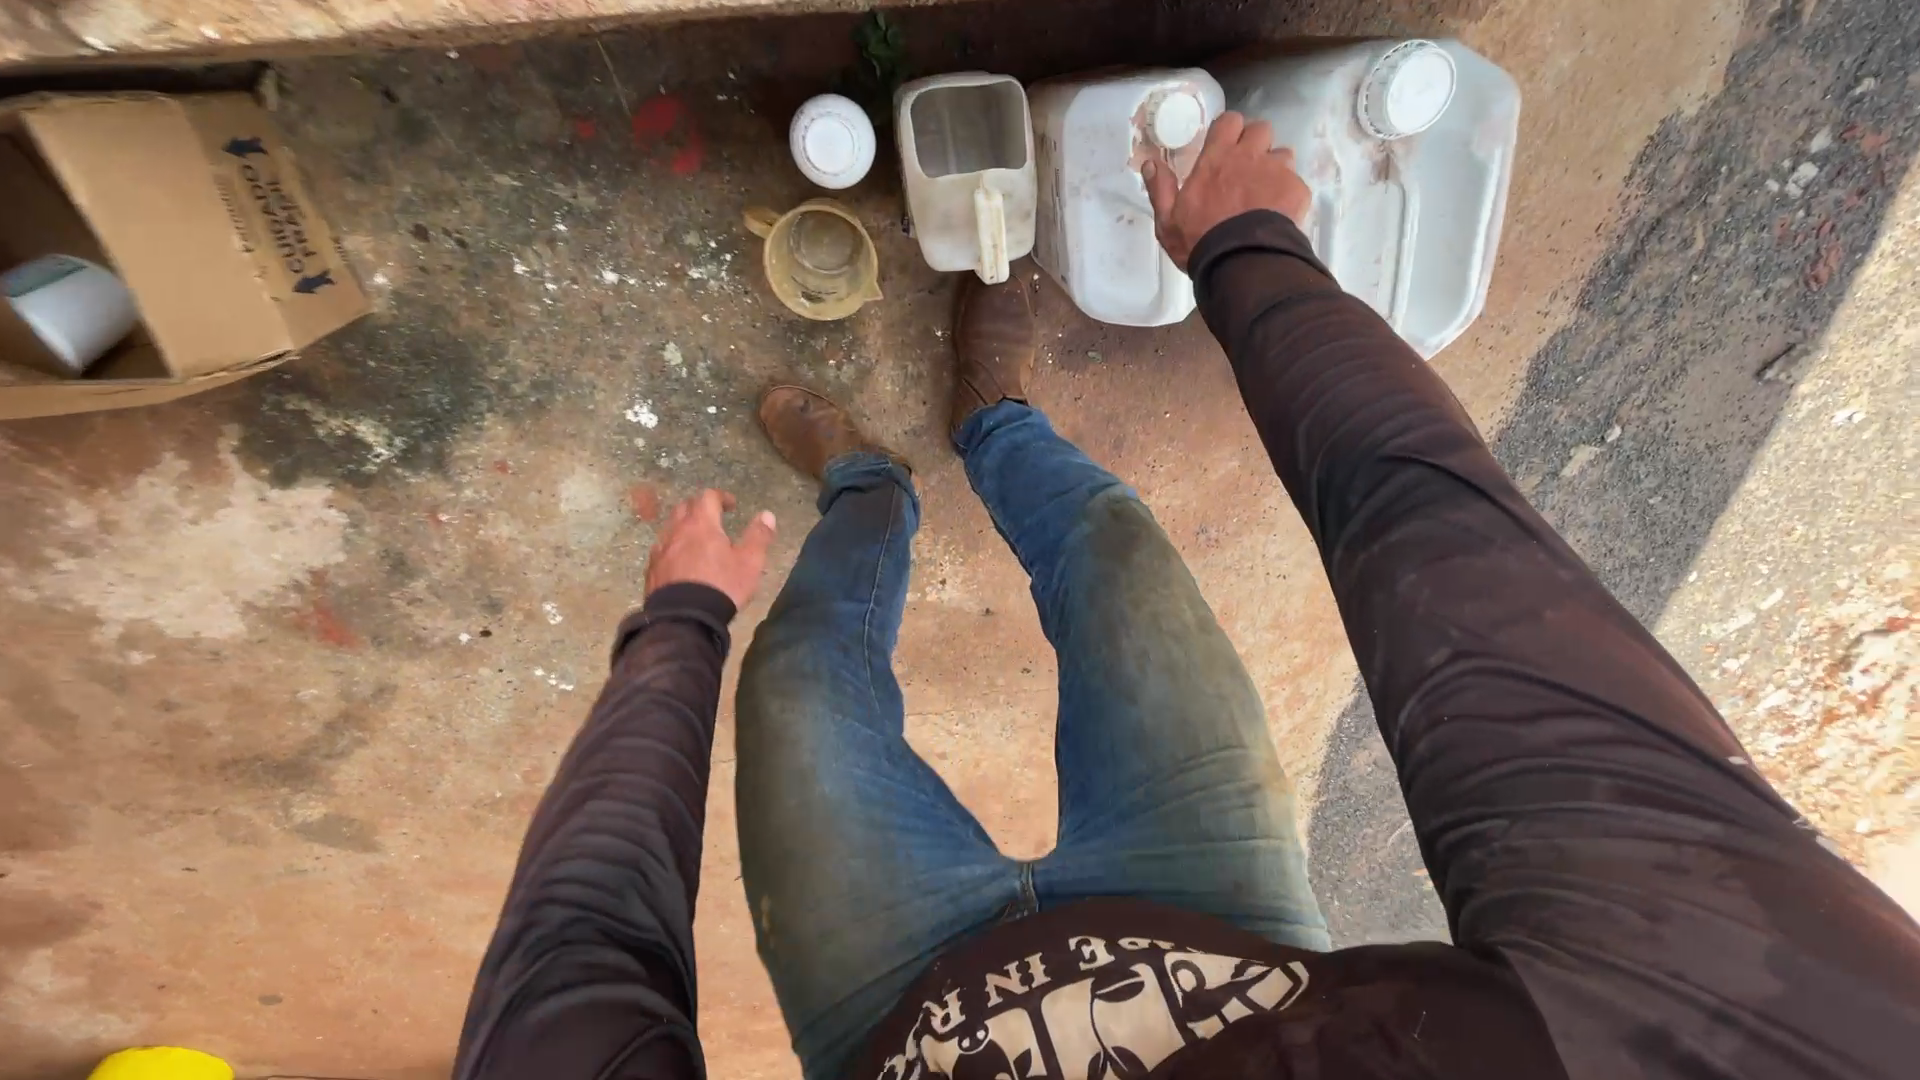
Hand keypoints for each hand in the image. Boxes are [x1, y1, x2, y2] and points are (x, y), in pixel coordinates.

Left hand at [645, 489, 776, 609]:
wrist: (684, 618)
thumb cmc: (721, 586)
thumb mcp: (749, 562)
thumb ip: (758, 536)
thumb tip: (767, 514)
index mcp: (702, 524)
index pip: (708, 497)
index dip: (721, 497)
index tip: (732, 506)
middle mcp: (677, 531)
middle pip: (685, 507)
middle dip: (700, 508)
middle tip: (714, 518)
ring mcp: (661, 550)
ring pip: (671, 528)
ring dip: (684, 527)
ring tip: (697, 540)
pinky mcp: (652, 570)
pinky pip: (662, 549)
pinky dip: (674, 547)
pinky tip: (681, 562)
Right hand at [1143, 112, 1312, 270]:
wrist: (1241, 262)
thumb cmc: (1200, 241)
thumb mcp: (1167, 221)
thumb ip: (1160, 188)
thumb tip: (1149, 163)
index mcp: (1217, 158)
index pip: (1229, 121)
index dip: (1228, 131)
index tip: (1224, 148)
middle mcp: (1250, 156)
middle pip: (1260, 130)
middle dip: (1254, 144)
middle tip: (1244, 170)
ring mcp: (1277, 171)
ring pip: (1282, 154)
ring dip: (1273, 168)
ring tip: (1263, 194)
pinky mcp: (1296, 190)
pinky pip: (1295, 183)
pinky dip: (1286, 194)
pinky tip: (1277, 214)